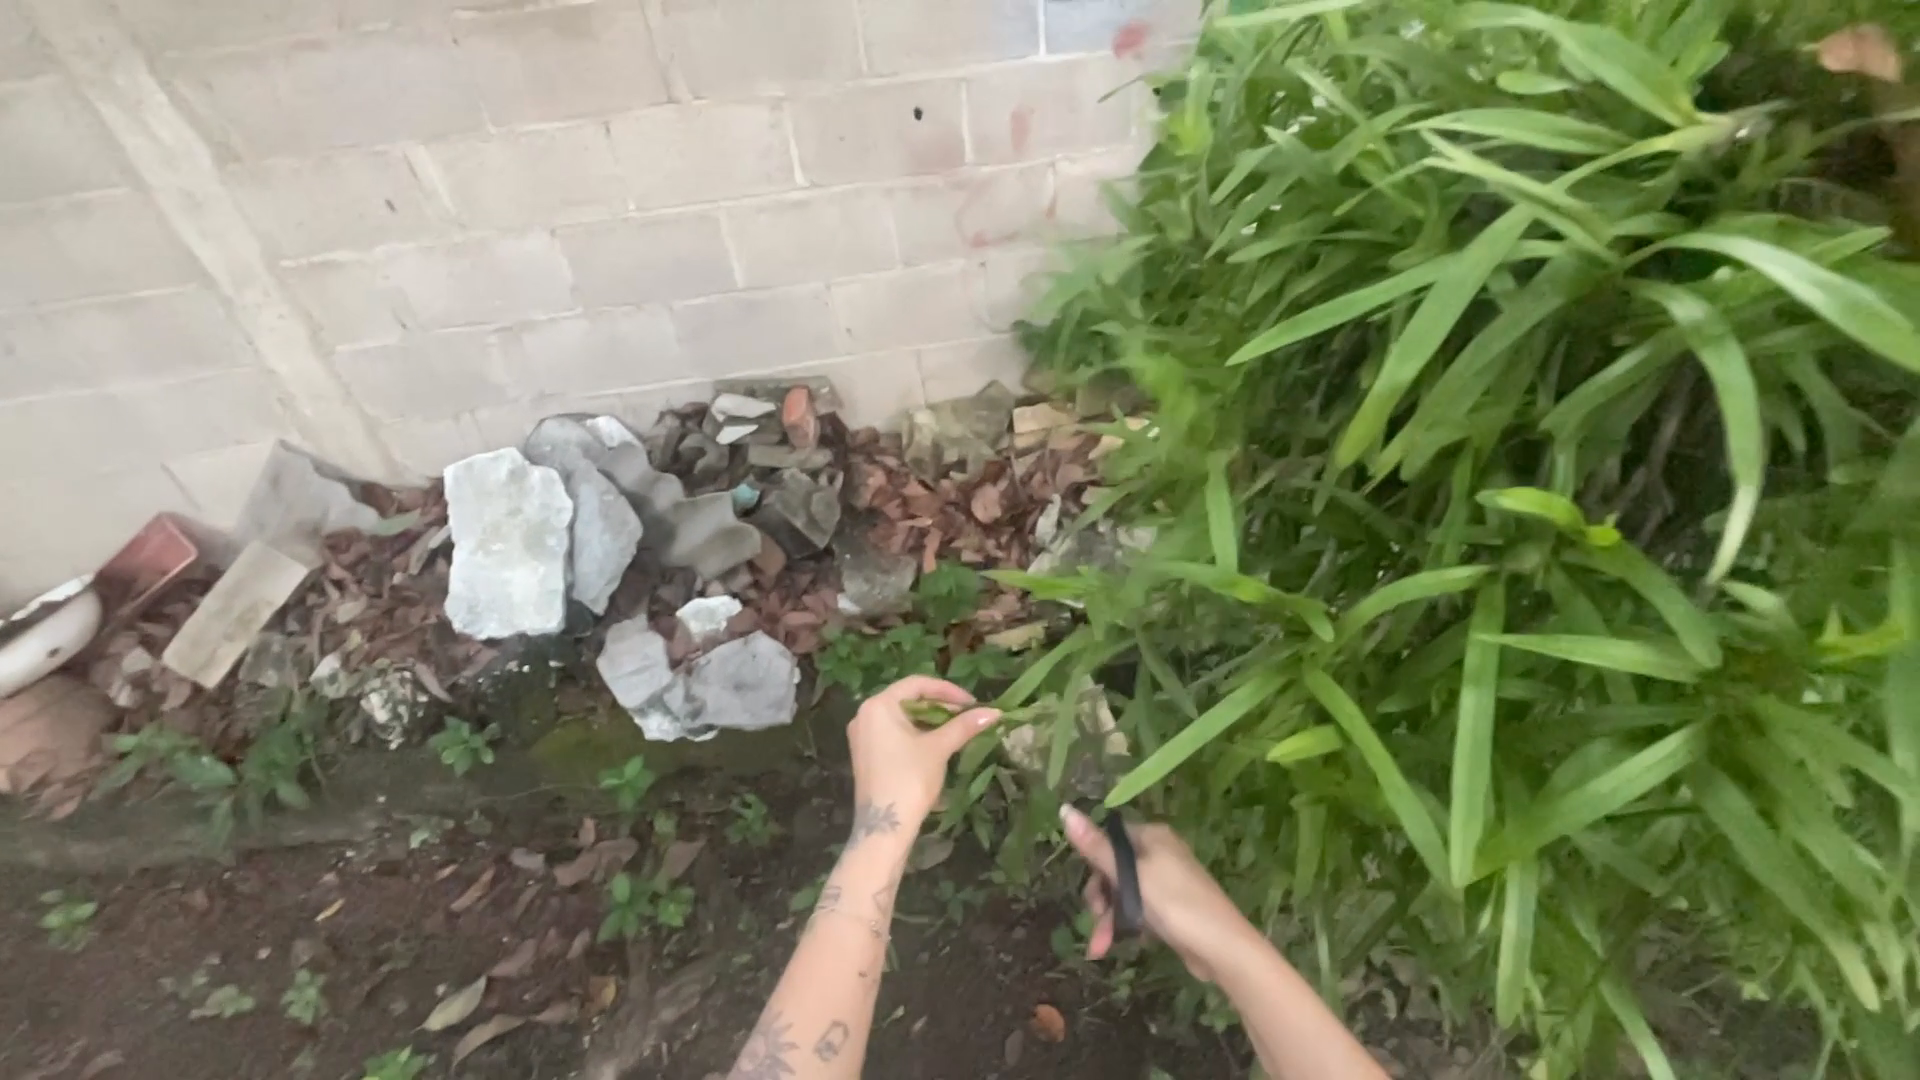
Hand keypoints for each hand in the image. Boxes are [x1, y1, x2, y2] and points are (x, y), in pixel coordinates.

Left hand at [846, 676, 999, 840]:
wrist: (885, 827)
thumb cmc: (909, 779)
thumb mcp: (939, 748)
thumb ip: (964, 726)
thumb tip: (995, 712)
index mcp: (878, 705)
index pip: (917, 684)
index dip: (947, 690)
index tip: (971, 703)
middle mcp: (865, 715)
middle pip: (909, 699)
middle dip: (940, 705)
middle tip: (966, 716)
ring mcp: (863, 736)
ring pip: (902, 717)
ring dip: (930, 720)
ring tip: (956, 729)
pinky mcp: (867, 754)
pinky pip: (894, 733)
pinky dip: (916, 734)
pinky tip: (937, 744)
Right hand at [1061, 806, 1252, 980]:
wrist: (1223, 948)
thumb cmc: (1175, 903)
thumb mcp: (1131, 875)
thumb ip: (1096, 846)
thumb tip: (1064, 808)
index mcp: (1152, 835)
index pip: (1110, 837)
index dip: (1093, 862)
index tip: (1090, 890)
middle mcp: (1159, 852)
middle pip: (1114, 867)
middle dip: (1100, 897)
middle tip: (1095, 918)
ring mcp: (1167, 880)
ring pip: (1124, 892)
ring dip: (1109, 918)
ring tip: (1099, 948)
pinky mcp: (1171, 907)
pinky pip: (1139, 909)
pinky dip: (1125, 925)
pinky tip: (1113, 946)